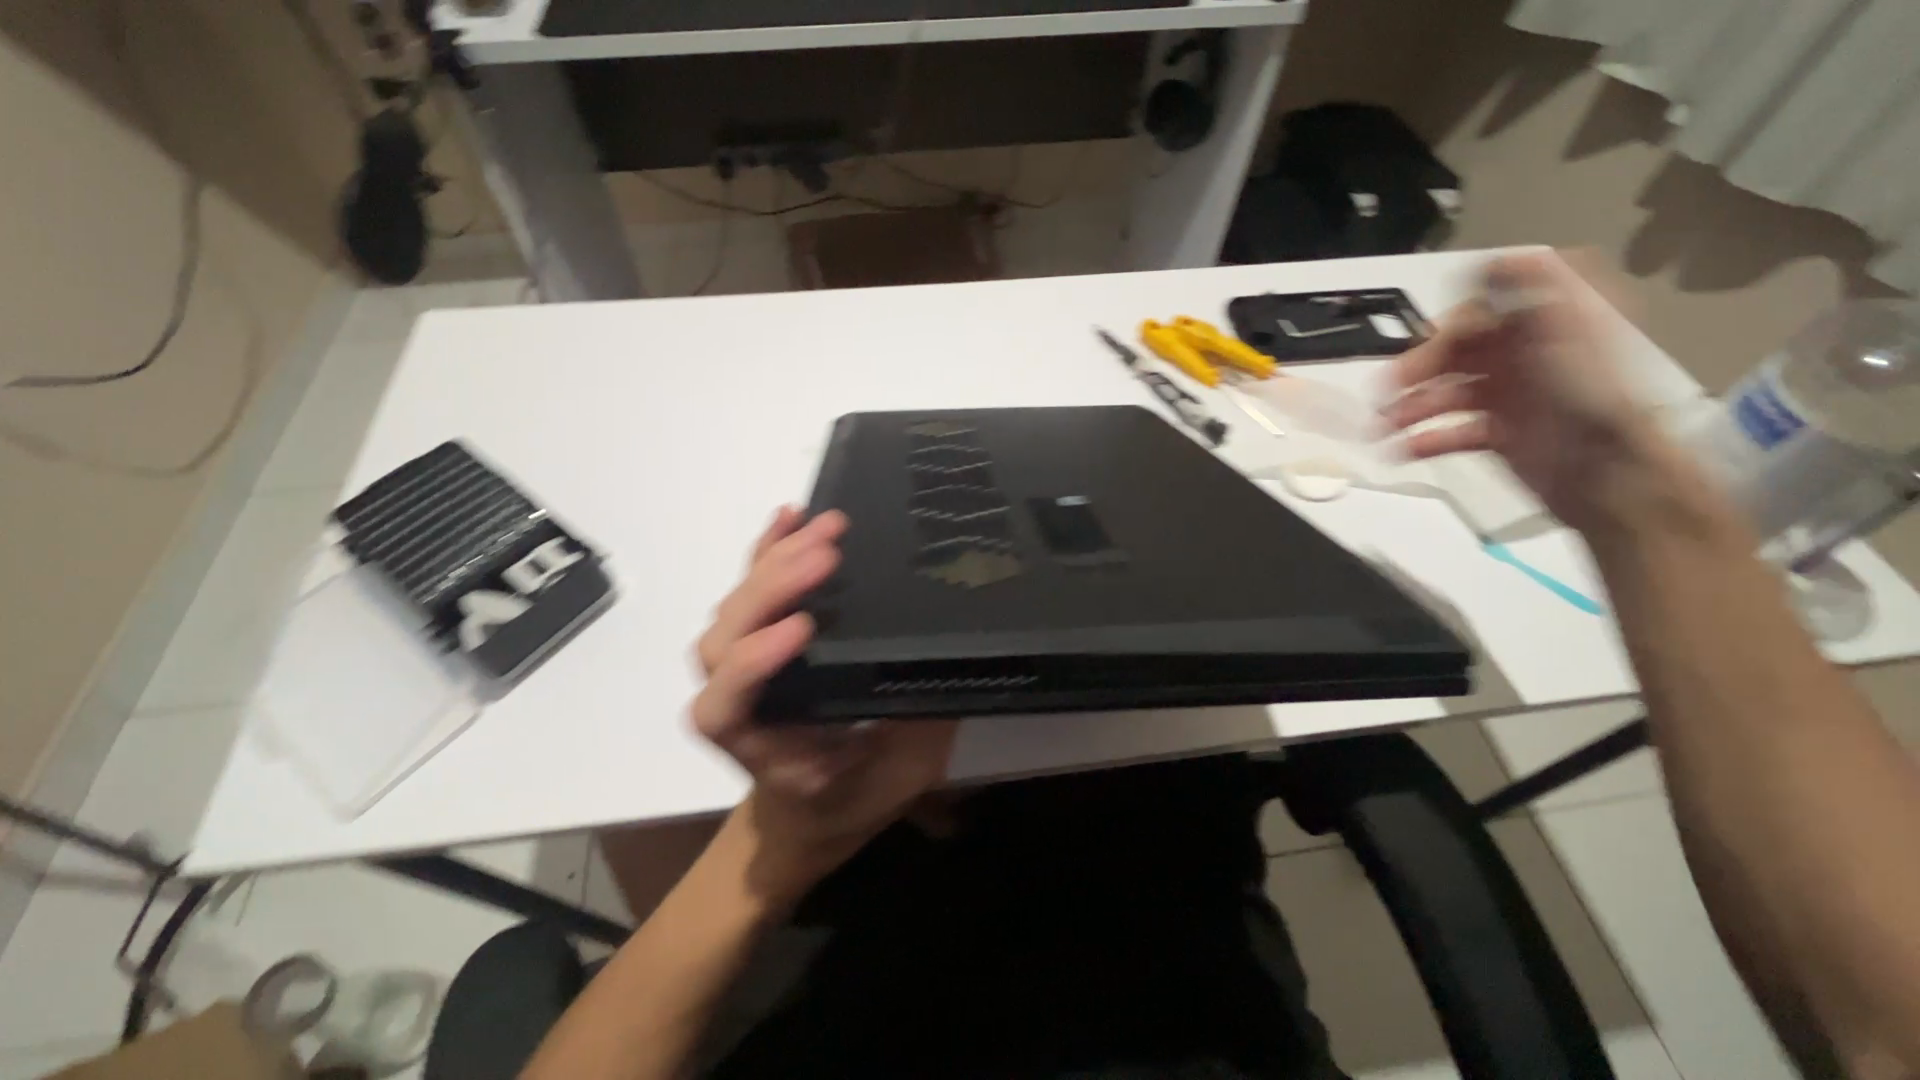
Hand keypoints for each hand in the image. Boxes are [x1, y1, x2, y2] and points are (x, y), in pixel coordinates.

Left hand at [692, 506, 958, 900]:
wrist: (809, 815)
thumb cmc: (852, 802)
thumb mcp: (898, 778)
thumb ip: (918, 722)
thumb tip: (954, 656)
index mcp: (761, 748)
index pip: (725, 707)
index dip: (751, 663)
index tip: (803, 629)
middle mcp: (738, 704)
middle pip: (725, 640)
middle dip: (772, 590)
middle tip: (828, 553)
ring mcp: (742, 669)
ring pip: (732, 612)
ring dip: (771, 565)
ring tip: (823, 529)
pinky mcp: (758, 644)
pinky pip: (748, 595)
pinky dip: (764, 552)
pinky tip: (791, 517)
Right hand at [1383, 252, 1666, 531]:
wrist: (1606, 471)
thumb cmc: (1589, 396)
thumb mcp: (1570, 324)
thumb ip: (1535, 286)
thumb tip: (1499, 261)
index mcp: (1543, 323)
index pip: (1481, 310)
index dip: (1452, 324)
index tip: (1433, 341)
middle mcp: (1525, 355)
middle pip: (1455, 351)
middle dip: (1416, 369)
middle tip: (1386, 389)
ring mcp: (1511, 396)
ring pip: (1446, 392)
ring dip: (1410, 407)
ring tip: (1383, 428)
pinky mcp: (1501, 433)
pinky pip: (1453, 430)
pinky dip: (1426, 438)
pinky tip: (1407, 447)